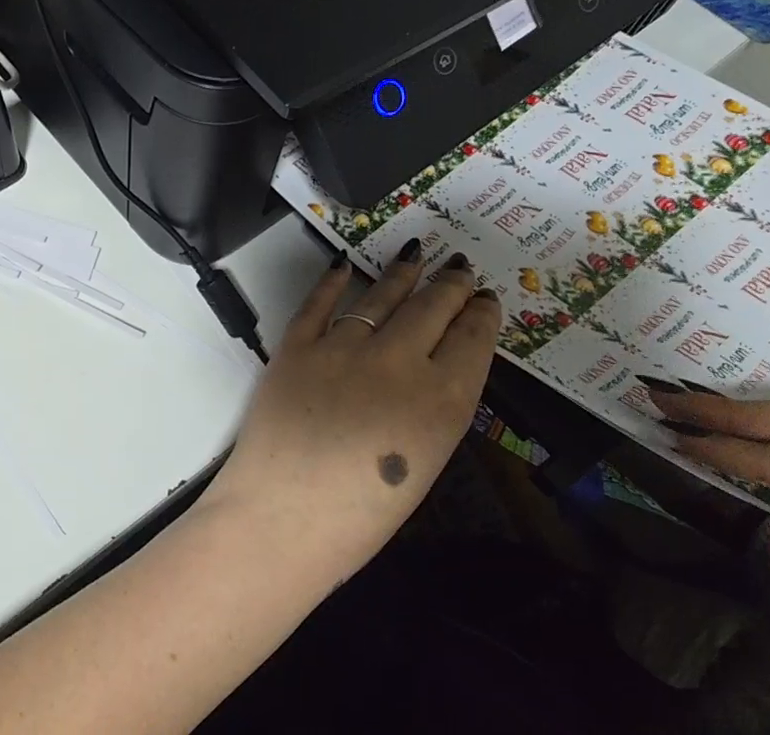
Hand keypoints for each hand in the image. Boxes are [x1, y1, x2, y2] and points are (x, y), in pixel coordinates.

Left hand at [203, 242, 500, 581]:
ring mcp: (340, 348)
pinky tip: (346, 265)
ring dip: (401, 273)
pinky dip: (333, 281)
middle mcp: (397, 361)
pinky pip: (318, 304)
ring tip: (417, 253)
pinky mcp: (294, 347)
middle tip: (460, 265)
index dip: (481, 314)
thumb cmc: (363, 514)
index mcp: (443, 399)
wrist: (283, 515)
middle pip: (431, 308)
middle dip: (450, 284)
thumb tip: (432, 374)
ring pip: (379, 297)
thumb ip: (433, 411)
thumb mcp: (426, 462)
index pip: (472, 339)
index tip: (486, 298)